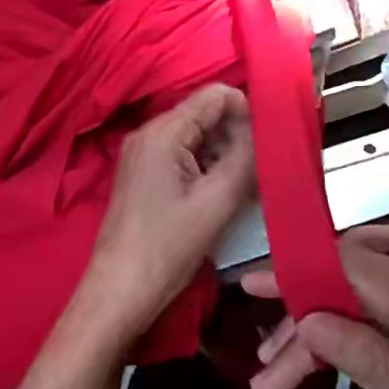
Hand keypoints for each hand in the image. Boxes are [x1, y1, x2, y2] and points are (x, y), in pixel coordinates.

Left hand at [78, 83, 255, 341]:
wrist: (119, 294)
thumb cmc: (166, 248)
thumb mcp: (217, 202)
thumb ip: (245, 158)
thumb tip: (266, 129)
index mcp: (163, 132)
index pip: (216, 95)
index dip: (248, 111)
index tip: (269, 141)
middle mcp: (149, 133)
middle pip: (207, 114)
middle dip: (238, 136)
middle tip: (262, 168)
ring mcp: (144, 154)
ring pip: (199, 137)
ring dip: (226, 155)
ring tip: (246, 187)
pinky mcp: (145, 175)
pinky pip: (185, 156)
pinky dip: (209, 168)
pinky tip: (223, 195)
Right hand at [241, 226, 388, 388]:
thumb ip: (374, 364)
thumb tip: (309, 322)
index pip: (364, 268)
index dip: (304, 270)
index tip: (253, 284)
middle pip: (361, 273)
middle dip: (307, 310)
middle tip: (265, 359)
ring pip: (369, 285)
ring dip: (323, 317)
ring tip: (281, 367)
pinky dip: (351, 322)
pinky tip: (325, 347)